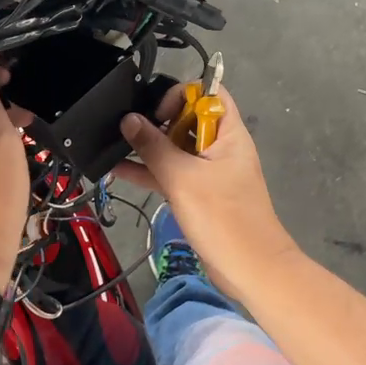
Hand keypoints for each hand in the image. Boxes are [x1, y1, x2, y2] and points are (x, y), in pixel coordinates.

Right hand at [116, 84, 298, 293]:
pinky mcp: (198, 193)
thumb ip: (153, 146)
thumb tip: (128, 119)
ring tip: (113, 143)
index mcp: (229, 134)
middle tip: (127, 128)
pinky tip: (117, 169)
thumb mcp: (183, 178)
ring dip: (148, 146)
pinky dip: (148, 171)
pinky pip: (170, 173)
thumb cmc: (223, 218)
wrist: (251, 271)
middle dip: (156, 120)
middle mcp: (219, 146)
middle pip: (186, 119)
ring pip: (175, 147)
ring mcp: (208, 171)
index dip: (181, 95)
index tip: (158, 113)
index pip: (208, 93)